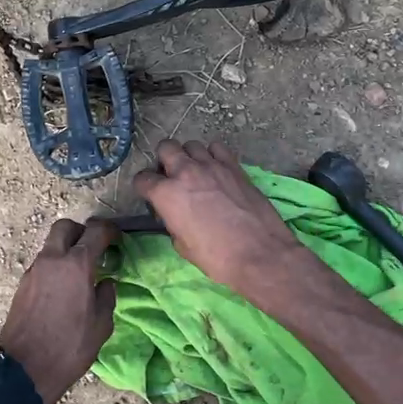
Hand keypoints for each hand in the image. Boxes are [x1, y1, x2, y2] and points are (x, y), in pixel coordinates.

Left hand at [0, 219, 118, 403]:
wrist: (25, 369)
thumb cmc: (69, 347)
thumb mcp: (101, 325)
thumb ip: (106, 297)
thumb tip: (105, 283)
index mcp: (76, 265)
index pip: (95, 232)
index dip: (110, 231)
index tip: (117, 238)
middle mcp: (53, 260)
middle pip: (65, 227)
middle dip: (81, 231)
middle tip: (93, 248)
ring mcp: (34, 270)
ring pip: (51, 245)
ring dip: (66, 250)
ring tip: (79, 273)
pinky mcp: (23, 284)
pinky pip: (42, 264)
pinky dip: (55, 267)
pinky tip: (63, 289)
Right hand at [132, 139, 307, 296]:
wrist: (260, 254)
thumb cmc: (217, 258)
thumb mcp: (182, 246)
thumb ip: (172, 222)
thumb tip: (174, 215)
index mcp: (166, 194)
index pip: (142, 178)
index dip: (144, 188)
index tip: (151, 196)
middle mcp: (185, 172)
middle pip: (165, 147)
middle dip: (164, 161)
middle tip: (172, 177)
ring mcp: (211, 165)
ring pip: (191, 144)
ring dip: (189, 156)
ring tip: (196, 172)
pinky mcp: (234, 165)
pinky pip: (217, 148)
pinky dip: (212, 155)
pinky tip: (216, 169)